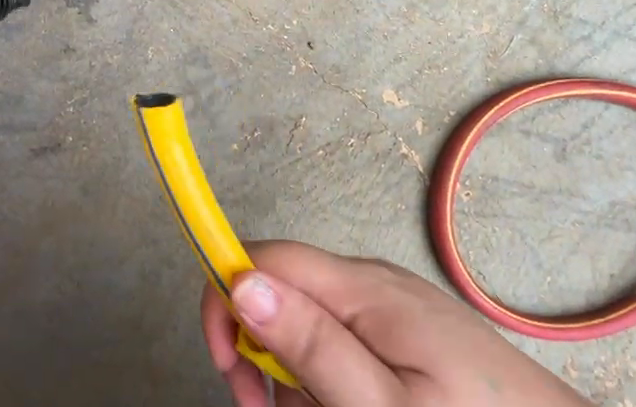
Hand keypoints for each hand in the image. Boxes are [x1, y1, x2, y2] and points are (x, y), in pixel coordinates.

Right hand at [200, 241, 591, 406]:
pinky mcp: (410, 332)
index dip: (224, 295)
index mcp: (363, 290)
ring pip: (308, 320)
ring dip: (293, 373)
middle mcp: (372, 282)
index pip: (263, 257)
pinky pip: (345, 340)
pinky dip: (330, 378)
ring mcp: (394, 306)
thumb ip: (313, 344)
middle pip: (280, 290)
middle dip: (258, 348)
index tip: (226, 367)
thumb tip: (239, 280)